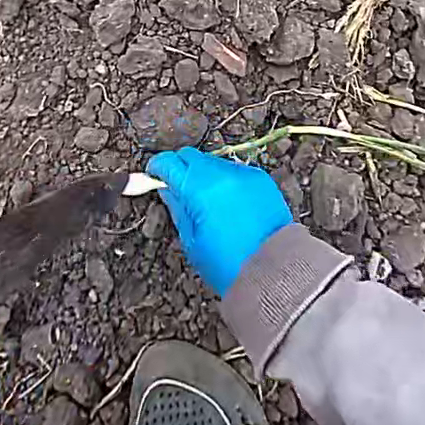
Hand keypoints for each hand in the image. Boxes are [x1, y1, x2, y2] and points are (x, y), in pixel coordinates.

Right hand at [147, 148, 292, 295]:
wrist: (272, 268)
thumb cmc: (229, 263)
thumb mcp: (192, 240)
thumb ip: (177, 207)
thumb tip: (166, 188)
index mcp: (202, 188)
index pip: (171, 163)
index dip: (158, 167)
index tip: (153, 173)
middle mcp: (224, 174)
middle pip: (192, 156)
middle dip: (180, 168)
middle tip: (175, 186)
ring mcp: (244, 173)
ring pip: (213, 162)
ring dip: (203, 174)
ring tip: (203, 200)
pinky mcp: (260, 178)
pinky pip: (234, 171)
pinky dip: (224, 180)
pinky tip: (224, 202)